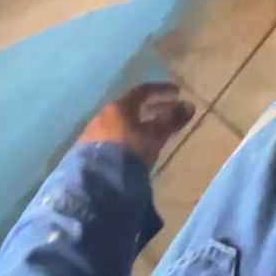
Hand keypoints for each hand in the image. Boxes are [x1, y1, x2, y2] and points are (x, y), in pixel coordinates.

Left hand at [78, 83, 195, 168]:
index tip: (177, 92)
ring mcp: (92, 134)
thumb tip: (190, 105)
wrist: (95, 185)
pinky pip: (110, 138)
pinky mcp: (85, 153)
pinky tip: (130, 149)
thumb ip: (171, 120)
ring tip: (150, 132)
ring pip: (119, 123)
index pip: (143, 91)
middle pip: (130, 106)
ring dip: (137, 124)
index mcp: (120, 107)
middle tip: (168, 111)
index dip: (162, 90)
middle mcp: (103, 116)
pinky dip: (125, 137)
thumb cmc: (129, 153)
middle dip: (151, 108)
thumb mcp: (154, 136)